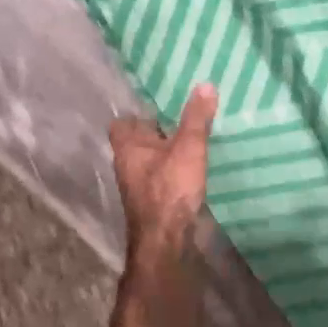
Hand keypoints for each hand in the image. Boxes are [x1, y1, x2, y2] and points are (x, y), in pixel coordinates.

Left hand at [108, 84, 215, 264]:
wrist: (166, 242)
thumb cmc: (170, 189)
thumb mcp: (188, 147)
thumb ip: (196, 118)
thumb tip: (205, 84)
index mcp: (127, 148)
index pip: (121, 124)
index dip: (137, 113)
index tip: (160, 105)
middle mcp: (127, 166)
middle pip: (138, 143)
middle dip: (157, 132)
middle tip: (183, 118)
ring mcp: (138, 187)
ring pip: (150, 162)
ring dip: (167, 153)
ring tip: (193, 140)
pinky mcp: (152, 203)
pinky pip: (161, 179)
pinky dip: (173, 172)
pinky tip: (193, 169)